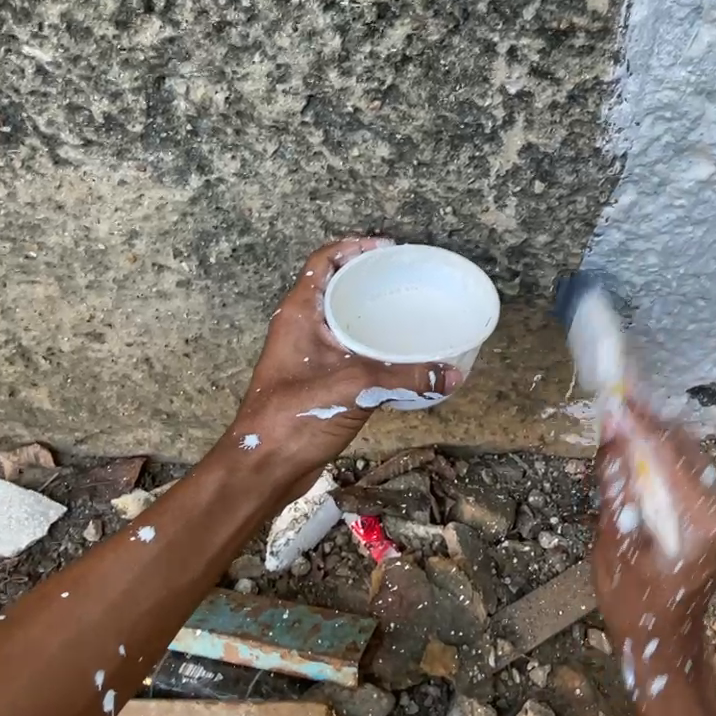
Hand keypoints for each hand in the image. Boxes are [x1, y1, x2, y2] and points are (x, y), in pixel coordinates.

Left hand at [221, 237, 464, 485]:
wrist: (263, 469)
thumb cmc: (293, 419)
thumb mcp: (354, 388)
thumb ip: (405, 379)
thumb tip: (452, 374)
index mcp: (300, 314)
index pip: (323, 261)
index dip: (353, 246)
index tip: (387, 248)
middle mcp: (303, 328)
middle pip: (337, 286)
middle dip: (369, 277)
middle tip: (406, 278)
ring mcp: (309, 355)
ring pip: (345, 320)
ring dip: (373, 313)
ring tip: (410, 311)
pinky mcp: (320, 381)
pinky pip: (351, 350)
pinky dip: (374, 346)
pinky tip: (402, 355)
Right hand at [591, 399, 715, 668]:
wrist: (665, 645)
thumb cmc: (635, 604)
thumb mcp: (613, 544)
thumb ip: (615, 485)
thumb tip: (611, 429)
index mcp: (702, 518)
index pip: (667, 452)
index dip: (637, 422)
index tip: (612, 395)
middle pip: (681, 444)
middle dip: (646, 419)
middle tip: (613, 395)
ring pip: (685, 451)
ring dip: (652, 431)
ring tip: (620, 413)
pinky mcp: (712, 511)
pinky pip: (685, 466)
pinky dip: (659, 450)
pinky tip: (635, 443)